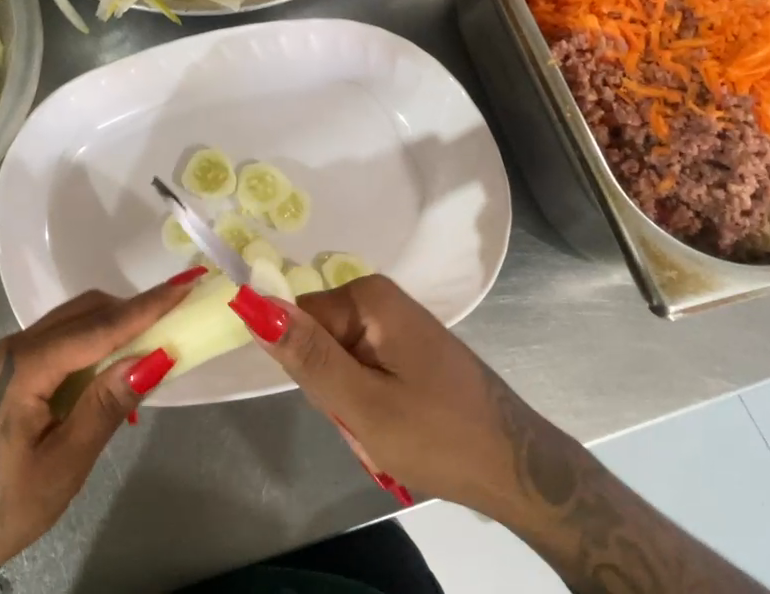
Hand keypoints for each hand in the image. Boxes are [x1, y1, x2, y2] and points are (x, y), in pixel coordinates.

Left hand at [0, 275, 197, 593]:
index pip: (99, 326)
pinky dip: (93, 346)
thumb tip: (152, 356)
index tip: (187, 283)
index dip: (147, 306)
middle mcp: (15, 347)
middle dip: (134, 311)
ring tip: (156, 344)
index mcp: (26, 364)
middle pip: (85, 313)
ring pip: (72, 324)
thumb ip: (106, 404)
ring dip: (114, 328)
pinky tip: (114, 372)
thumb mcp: (65, 462)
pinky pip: (60, 343)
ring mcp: (8, 358)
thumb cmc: (4, 505)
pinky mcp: (9, 373)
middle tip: (180, 317)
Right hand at [247, 274, 524, 512]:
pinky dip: (370, 403)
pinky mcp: (407, 349)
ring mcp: (397, 325)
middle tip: (366, 422)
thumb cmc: (440, 437)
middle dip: (332, 388)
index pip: (296, 321)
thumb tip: (249, 303)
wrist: (520, 472)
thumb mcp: (363, 404)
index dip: (309, 368)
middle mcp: (380, 299)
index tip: (340, 402)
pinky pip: (363, 370)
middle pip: (317, 339)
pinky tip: (396, 427)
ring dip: (350, 402)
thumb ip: (305, 354)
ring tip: (384, 430)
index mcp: (368, 297)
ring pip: (338, 361)